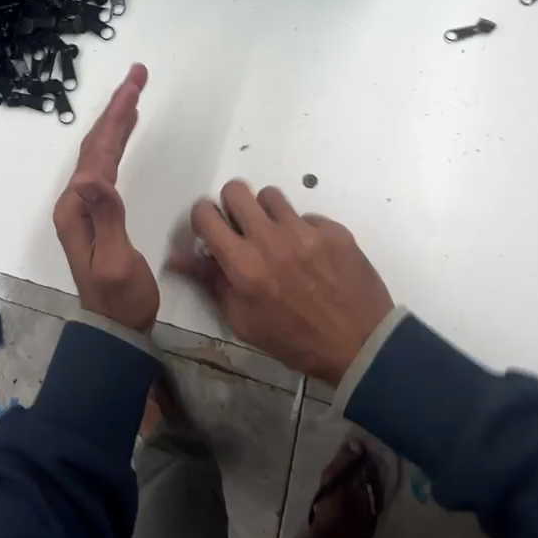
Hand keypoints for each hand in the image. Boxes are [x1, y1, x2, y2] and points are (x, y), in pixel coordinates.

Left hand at [52, 63, 157, 332]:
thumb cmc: (121, 299)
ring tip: (135, 91)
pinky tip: (126, 129)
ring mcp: (84, 205)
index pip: (98, 151)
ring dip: (117, 119)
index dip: (116, 117)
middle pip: (96, 143)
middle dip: (117, 107)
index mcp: (77, 208)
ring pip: (100, 150)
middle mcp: (76, 200)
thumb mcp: (116, 262)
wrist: (115, 328)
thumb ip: (107, 219)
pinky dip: (117, 140)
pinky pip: (106, 163)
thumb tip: (92, 178)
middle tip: (138, 75)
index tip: (134, 87)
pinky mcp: (96, 211)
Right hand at [167, 182, 392, 385]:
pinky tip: (312, 255)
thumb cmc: (294, 340)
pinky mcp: (333, 230)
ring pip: (270, 195)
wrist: (360, 347)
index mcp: (243, 265)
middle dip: (233, 206)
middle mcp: (270, 240)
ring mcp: (304, 231)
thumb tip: (176, 257)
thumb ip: (209, 282)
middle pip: (236, 190)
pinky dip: (303, 230)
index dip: (204, 218)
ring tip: (278, 238)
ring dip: (268, 213)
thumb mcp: (243, 320)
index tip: (213, 231)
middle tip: (243, 228)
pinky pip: (306, 215)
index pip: (205, 214)